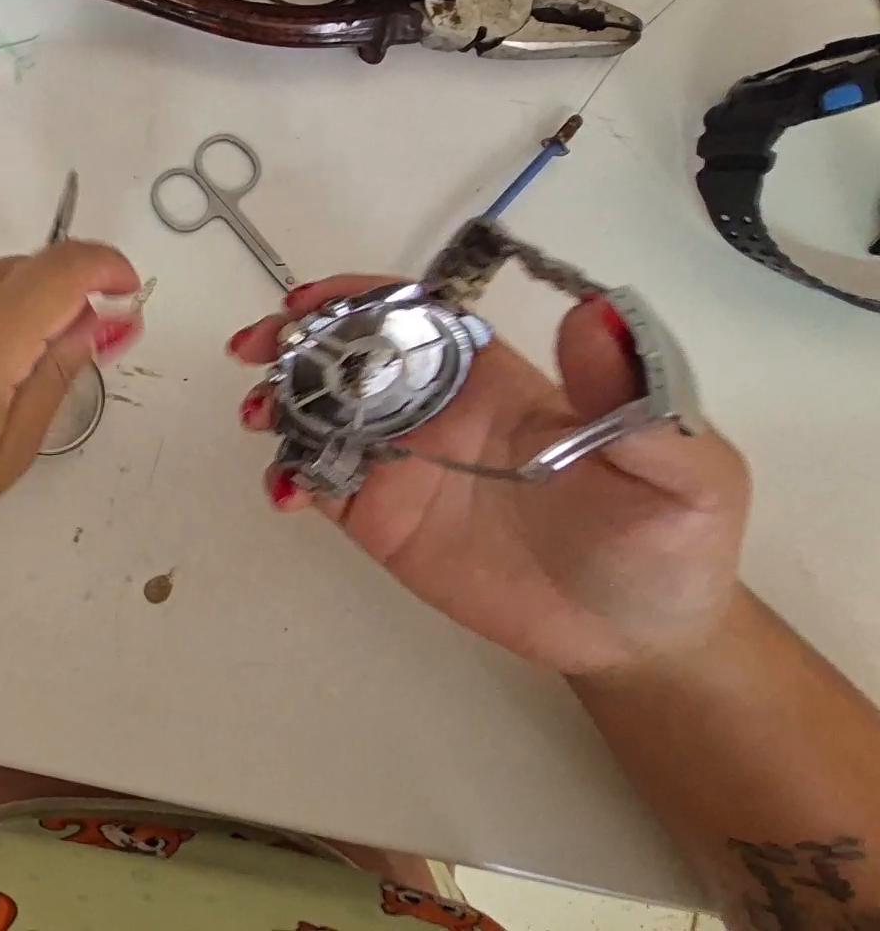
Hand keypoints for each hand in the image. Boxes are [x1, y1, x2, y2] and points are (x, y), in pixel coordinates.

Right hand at [229, 276, 750, 675]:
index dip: (358, 300)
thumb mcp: (683, 471)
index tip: (308, 302)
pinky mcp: (374, 518)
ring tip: (256, 419)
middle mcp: (427, 414)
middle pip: (344, 361)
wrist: (630, 635)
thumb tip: (592, 309)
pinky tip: (284, 491)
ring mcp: (394, 466)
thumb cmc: (665, 544)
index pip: (414, 319)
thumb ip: (633, 398)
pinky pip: (315, 485)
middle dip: (290, 346)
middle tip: (252, 350)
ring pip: (314, 417)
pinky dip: (286, 479)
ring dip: (275, 406)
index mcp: (488, 382)